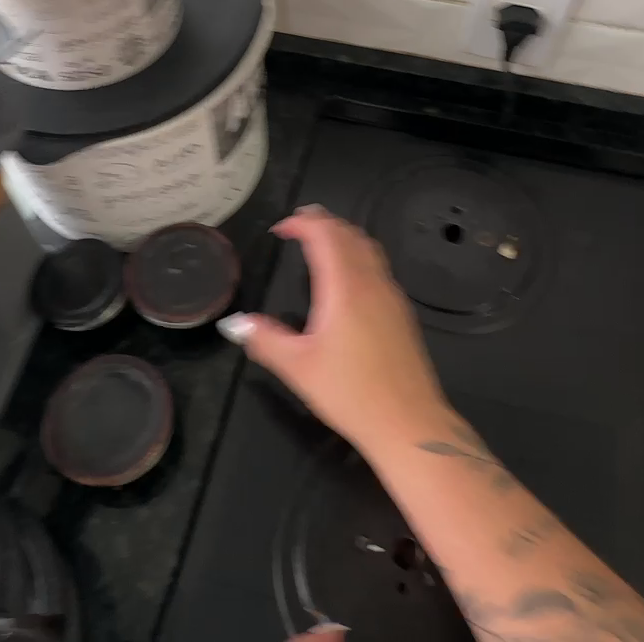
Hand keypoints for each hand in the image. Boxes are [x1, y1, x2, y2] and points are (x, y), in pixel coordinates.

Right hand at [218, 205, 451, 456]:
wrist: (408, 421)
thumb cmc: (350, 393)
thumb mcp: (298, 368)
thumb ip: (265, 340)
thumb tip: (235, 324)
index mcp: (345, 288)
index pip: (325, 235)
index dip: (302, 223)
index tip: (281, 229)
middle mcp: (372, 283)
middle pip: (350, 234)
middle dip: (323, 223)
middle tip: (299, 224)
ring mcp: (392, 295)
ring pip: (368, 247)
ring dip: (343, 236)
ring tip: (322, 241)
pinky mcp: (402, 311)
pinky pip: (379, 266)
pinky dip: (358, 254)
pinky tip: (348, 276)